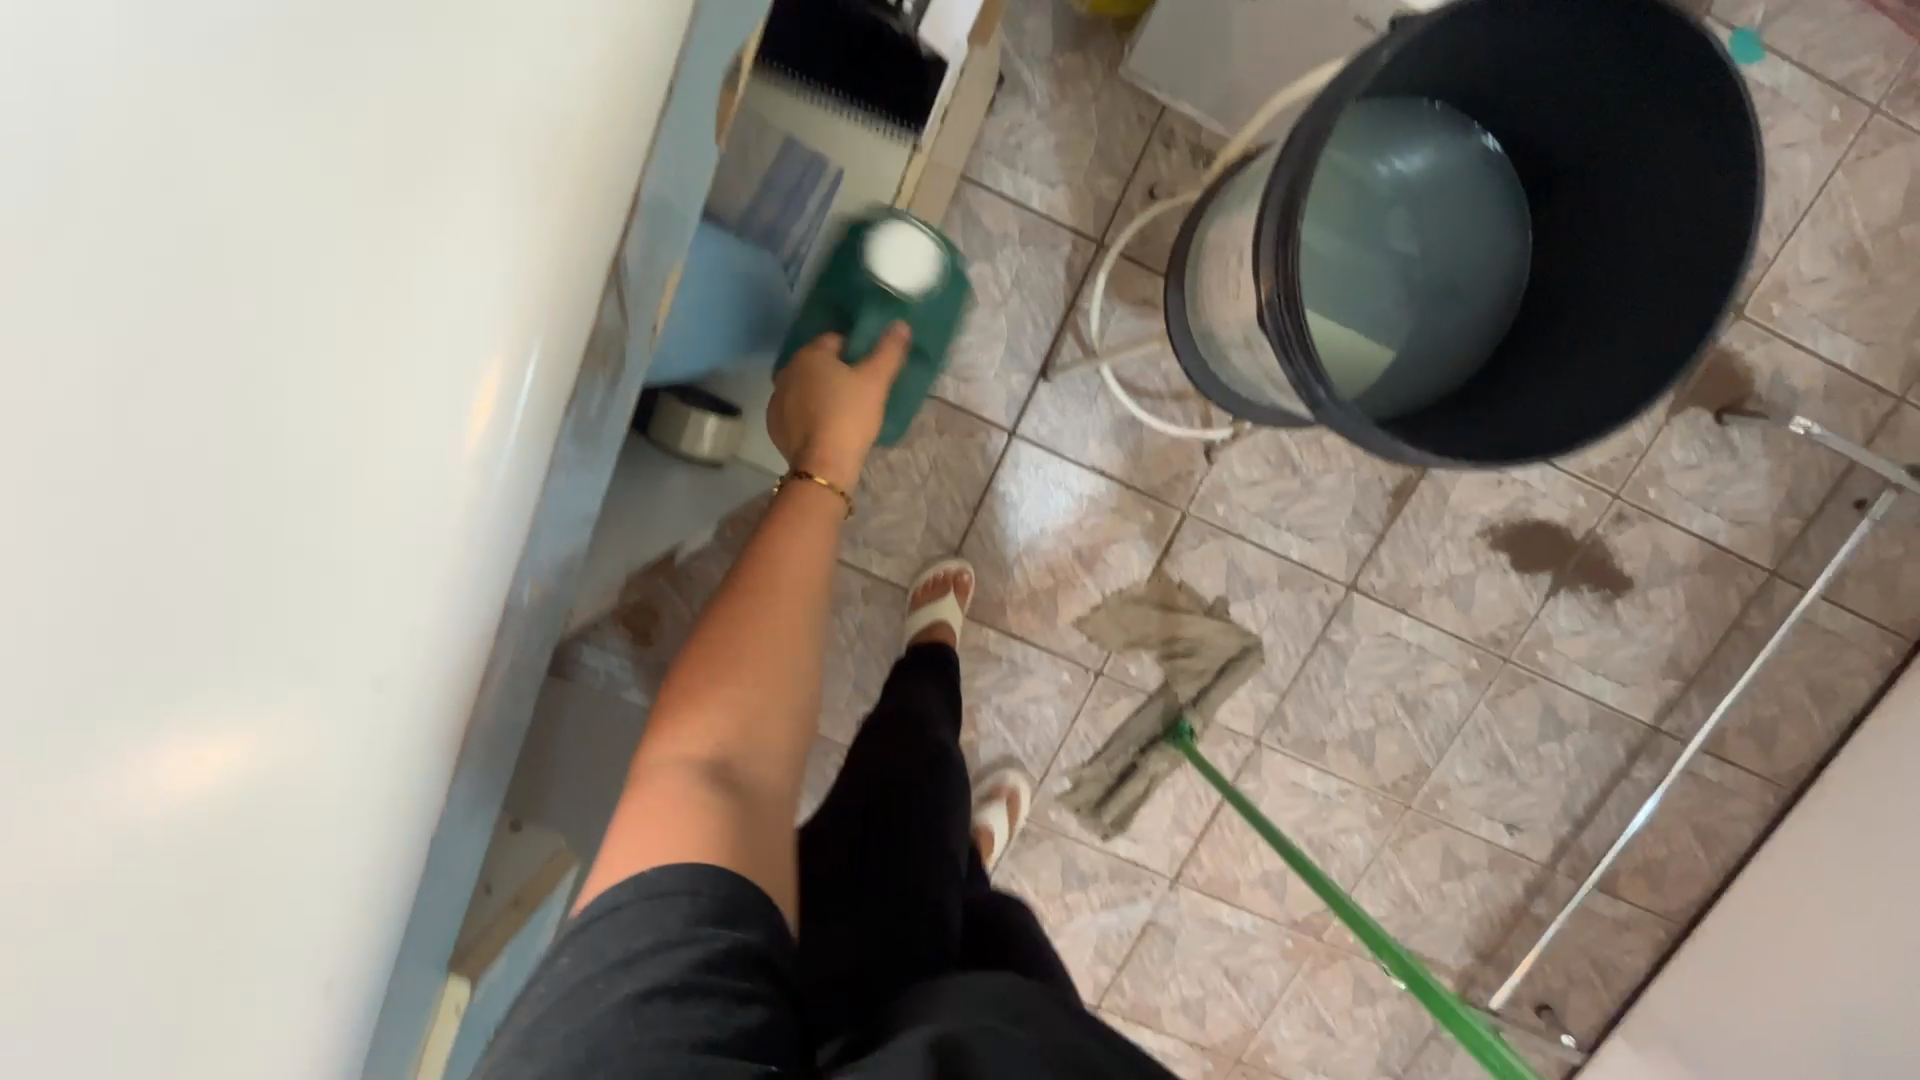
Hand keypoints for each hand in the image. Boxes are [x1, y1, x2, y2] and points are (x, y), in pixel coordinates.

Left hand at [768, 323, 909, 489]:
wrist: (823, 465)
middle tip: (858, 393)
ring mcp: (776, 399)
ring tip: (841, 413)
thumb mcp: (877, 381)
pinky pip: (794, 411)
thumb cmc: (850, 416)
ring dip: (819, 393)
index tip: (869, 371)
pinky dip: (807, 415)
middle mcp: (787, 371)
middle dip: (835, 372)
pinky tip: (824, 429)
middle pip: (817, 364)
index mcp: (810, 354)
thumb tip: (901, 324)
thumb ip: (889, 350)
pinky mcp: (774, 426)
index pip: (835, 340)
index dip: (855, 352)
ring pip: (804, 388)